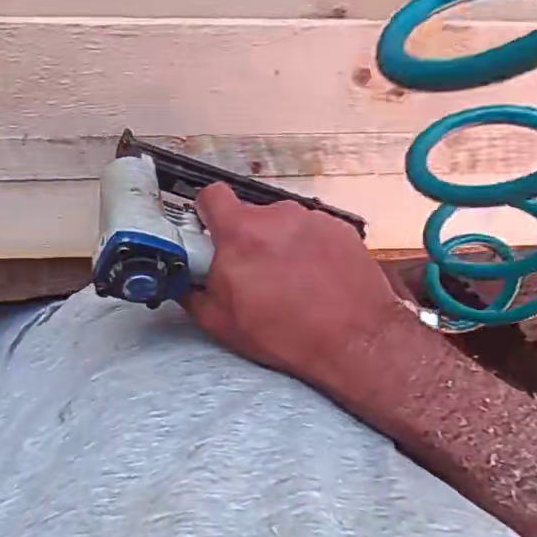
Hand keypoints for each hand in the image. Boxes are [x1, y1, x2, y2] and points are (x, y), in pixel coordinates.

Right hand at [183, 183, 429, 390]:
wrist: (354, 341)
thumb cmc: (289, 333)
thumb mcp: (219, 321)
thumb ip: (191, 293)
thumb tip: (183, 284)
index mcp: (240, 233)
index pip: (211, 195)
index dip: (205, 211)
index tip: (208, 230)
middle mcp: (277, 217)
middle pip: (247, 214)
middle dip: (242, 239)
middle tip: (246, 272)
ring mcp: (312, 220)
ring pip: (280, 224)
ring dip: (275, 244)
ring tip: (284, 281)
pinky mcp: (340, 230)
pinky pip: (310, 232)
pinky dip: (306, 250)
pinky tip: (310, 280)